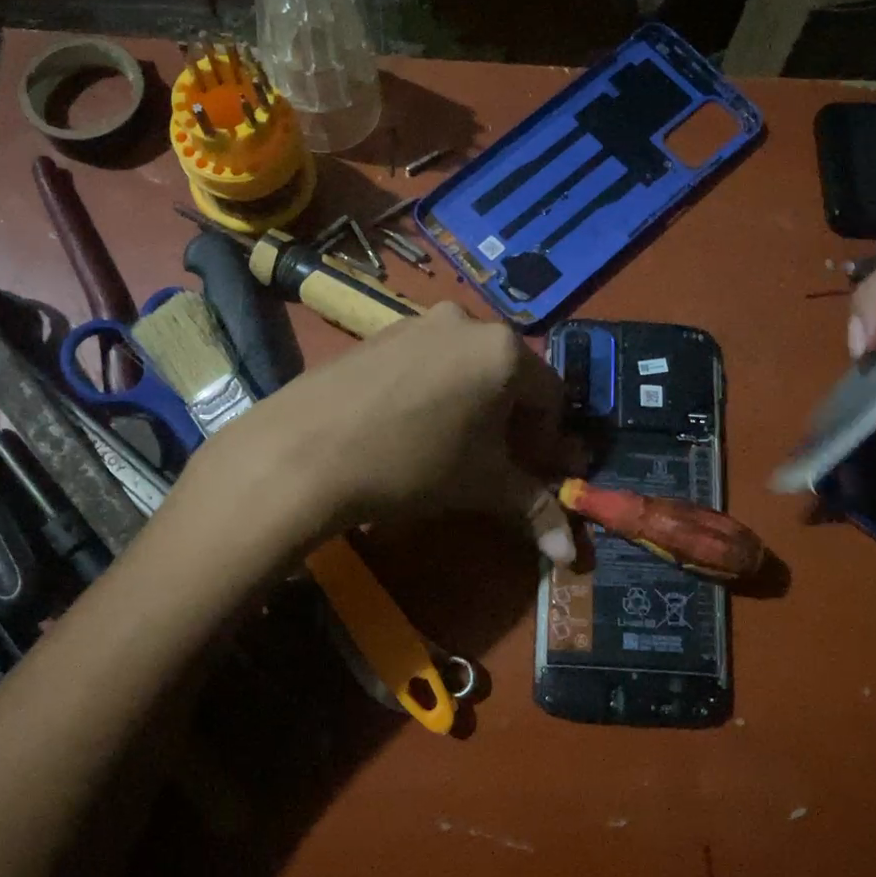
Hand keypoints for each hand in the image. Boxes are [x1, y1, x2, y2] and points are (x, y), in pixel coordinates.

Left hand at [185, 303, 585, 560]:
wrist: (306, 449)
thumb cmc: (413, 464)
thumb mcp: (482, 486)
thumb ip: (534, 510)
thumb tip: (569, 555)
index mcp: (505, 350)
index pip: (551, 397)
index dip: (547, 442)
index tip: (528, 474)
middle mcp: (468, 322)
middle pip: (509, 377)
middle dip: (510, 422)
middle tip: (491, 463)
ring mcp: (418, 321)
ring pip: (466, 367)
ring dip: (472, 405)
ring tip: (446, 447)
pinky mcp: (378, 332)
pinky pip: (426, 361)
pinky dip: (434, 391)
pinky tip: (406, 427)